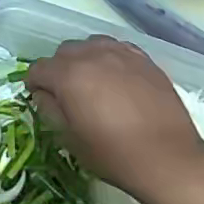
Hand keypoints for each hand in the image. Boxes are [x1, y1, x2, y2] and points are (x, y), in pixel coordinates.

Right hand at [26, 35, 203, 201]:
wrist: (168, 159)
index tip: (40, 99)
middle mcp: (92, 55)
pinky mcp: (144, 59)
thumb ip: (49, 109)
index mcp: (68, 75)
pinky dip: (109, 58)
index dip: (34, 84)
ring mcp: (121, 54)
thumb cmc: (113, 154)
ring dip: (84, 60)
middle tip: (67, 94)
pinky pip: (117, 48)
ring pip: (90, 45)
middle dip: (58, 70)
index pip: (38, 69)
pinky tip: (116, 78)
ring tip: (92, 82)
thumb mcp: (70, 139)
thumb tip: (44, 94)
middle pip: (63, 52)